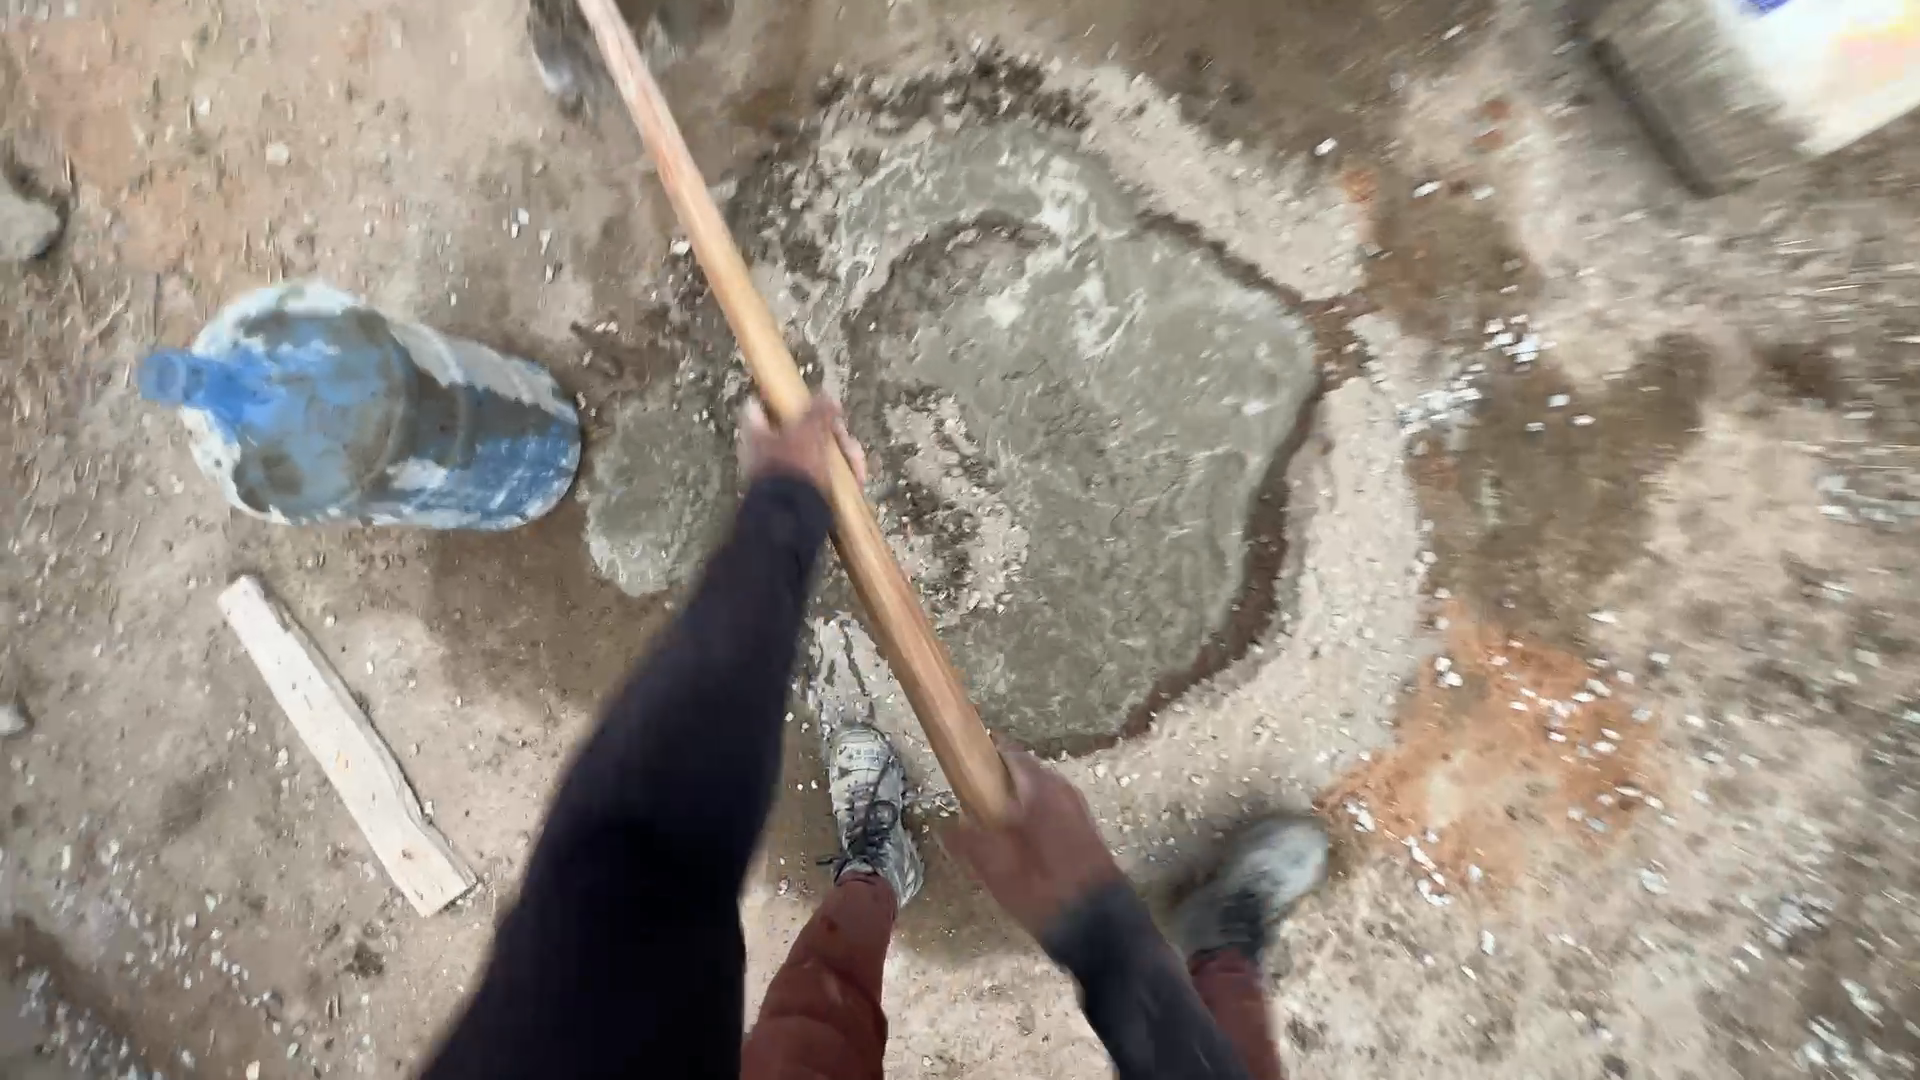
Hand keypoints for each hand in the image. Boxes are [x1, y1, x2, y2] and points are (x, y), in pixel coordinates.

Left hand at [737, 393, 867, 495]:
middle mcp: (765, 452)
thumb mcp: (809, 434)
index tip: (804, 399)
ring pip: (816, 452)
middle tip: (846, 440)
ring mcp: (783, 473)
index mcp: (757, 433)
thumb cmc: (795, 471)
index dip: (781, 398)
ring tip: (856, 468)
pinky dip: (839, 476)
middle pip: (800, 429)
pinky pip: (821, 475)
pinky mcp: (799, 492)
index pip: (760, 405)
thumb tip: (829, 395)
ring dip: (842, 457)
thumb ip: (819, 413)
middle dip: (830, 434)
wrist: (792, 520)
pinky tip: (855, 479)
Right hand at [944, 749, 1124, 938]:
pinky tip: (1020, 844)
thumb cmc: (1046, 891)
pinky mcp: (1086, 828)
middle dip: (996, 781)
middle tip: (971, 801)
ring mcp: (1078, 807)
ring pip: (1037, 791)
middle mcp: (1062, 787)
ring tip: (991, 826)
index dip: (982, 753)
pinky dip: (1031, 815)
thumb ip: (969, 841)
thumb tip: (946, 824)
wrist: (1103, 929)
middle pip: (1021, 771)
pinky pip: (1050, 808)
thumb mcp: (997, 871)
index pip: (1007, 751)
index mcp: (1040, 787)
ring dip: (1014, 801)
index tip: (961, 763)